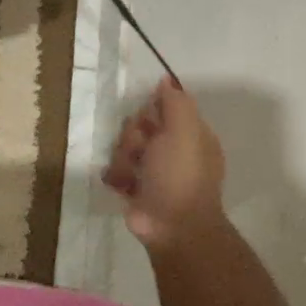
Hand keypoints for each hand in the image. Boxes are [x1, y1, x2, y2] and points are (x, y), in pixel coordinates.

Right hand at [103, 78, 227, 249]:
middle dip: (133, 136)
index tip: (149, 121)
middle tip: (141, 150)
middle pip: (139, 126)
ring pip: (124, 148)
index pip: (163, 108)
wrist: (171, 224)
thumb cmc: (180, 175)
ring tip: (131, 174)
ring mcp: (152, 170)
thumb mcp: (184, 131)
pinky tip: (122, 184)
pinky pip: (115, 170)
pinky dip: (116, 176)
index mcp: (189, 134)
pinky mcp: (134, 188)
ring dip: (123, 158)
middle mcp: (171, 149)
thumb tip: (166, 80)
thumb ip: (175, 103)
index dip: (151, 111)